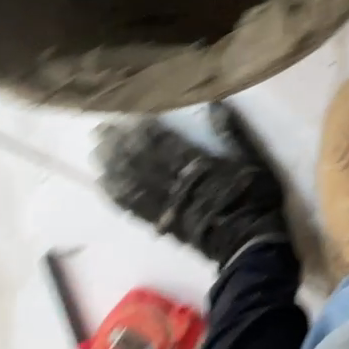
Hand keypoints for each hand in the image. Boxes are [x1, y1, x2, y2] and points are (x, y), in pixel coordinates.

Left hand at [97, 104, 290, 265]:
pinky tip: (104, 184)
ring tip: (96, 152)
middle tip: (100, 130)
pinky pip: (132, 208)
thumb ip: (232, 134)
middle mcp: (174, 184)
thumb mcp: (252, 160)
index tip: (126, 115)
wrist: (247, 243)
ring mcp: (164, 206)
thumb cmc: (252, 198)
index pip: (163, 144)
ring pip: (131, 183)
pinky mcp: (160, 223)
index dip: (143, 130)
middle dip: (119, 145)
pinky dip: (116, 195)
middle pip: (140, 162)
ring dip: (112, 167)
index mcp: (195, 165)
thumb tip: (214, 105)